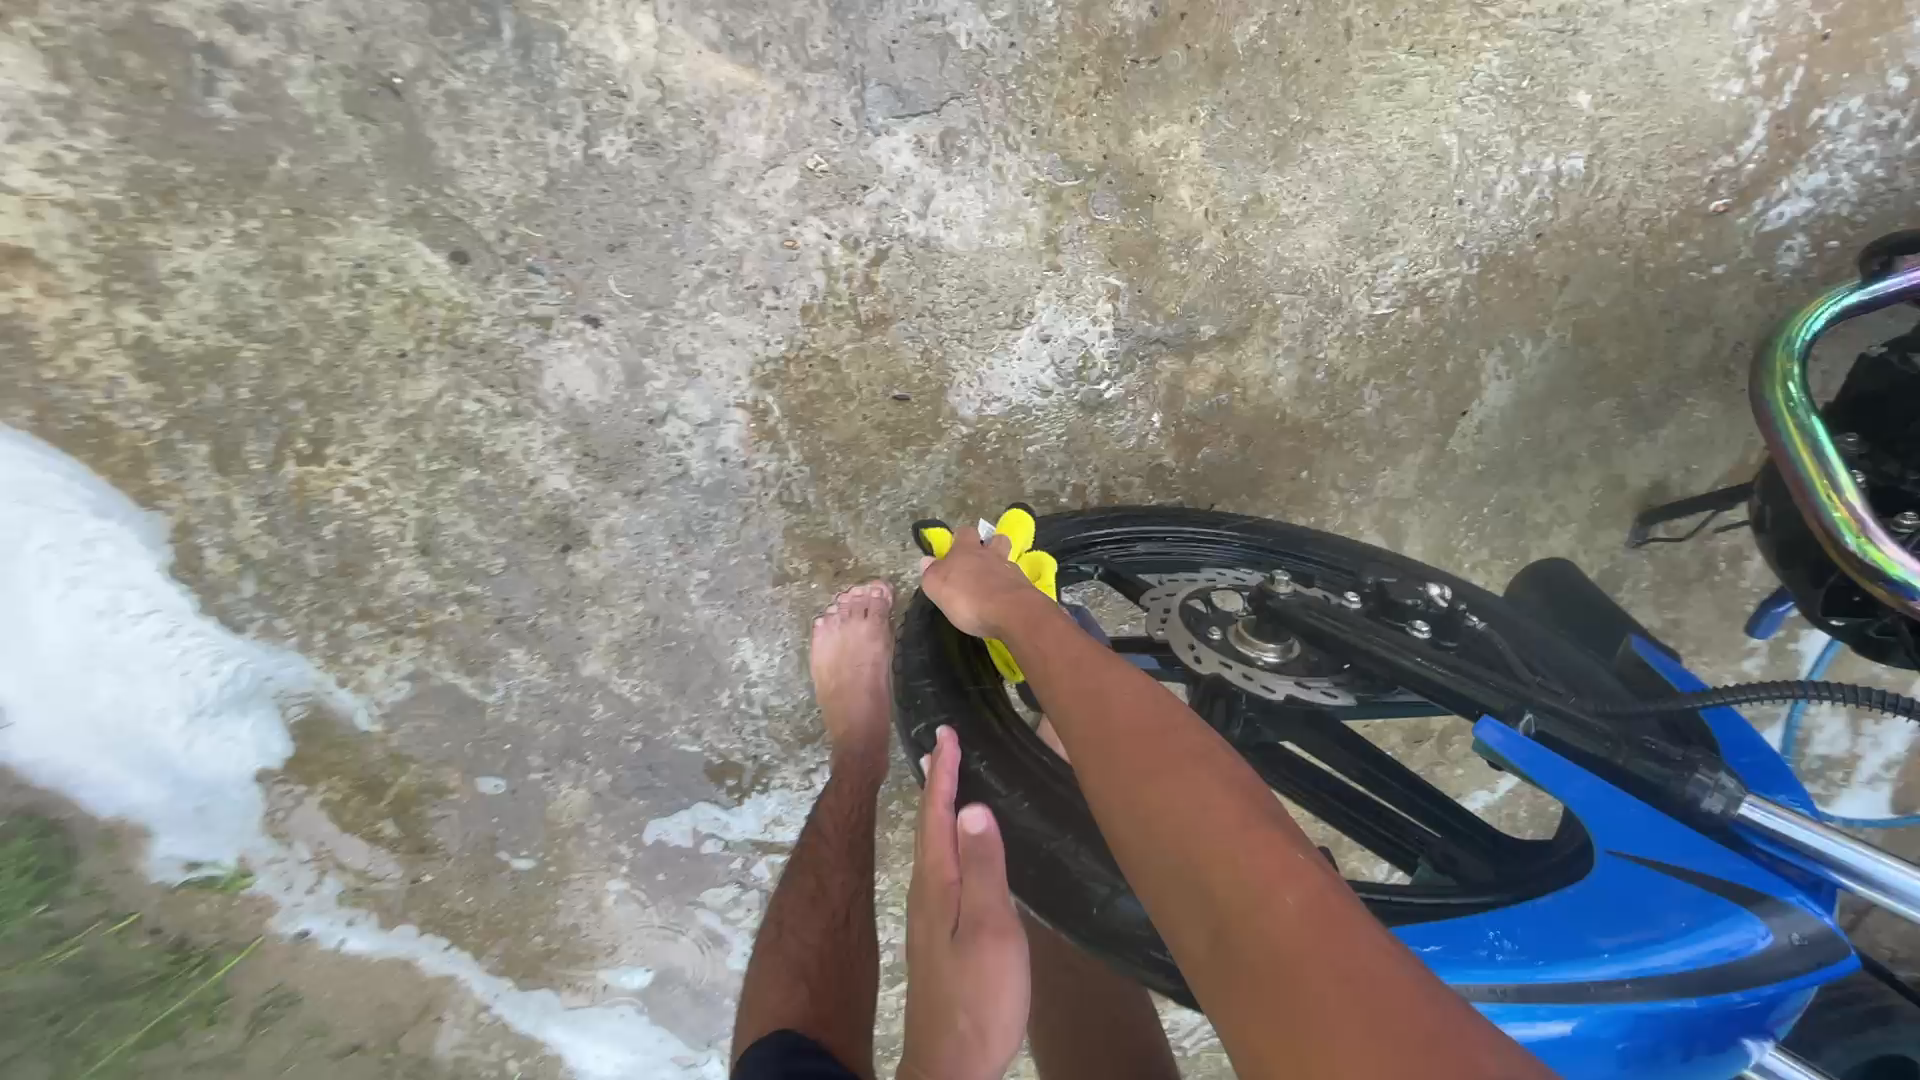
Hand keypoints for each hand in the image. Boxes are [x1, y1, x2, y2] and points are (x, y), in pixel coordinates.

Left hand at [898, 726, 1029, 1079]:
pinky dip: (944, 837)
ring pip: (932, 844)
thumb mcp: (991, 929)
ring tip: (945, 780)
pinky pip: (939, 864)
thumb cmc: (979, 996)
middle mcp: (928, 890)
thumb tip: (972, 806)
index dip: (944, 771)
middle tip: (943, 744)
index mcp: (939, 882)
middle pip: (929, 824)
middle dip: (937, 780)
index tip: (947, 731)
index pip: (939, 813)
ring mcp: (930, 913)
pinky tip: (956, 846)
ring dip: (938, 807)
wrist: (951, 1064)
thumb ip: (983, 868)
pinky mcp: (938, 931)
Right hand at [919, 530, 1048, 639]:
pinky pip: (1017, 580)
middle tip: (980, 560)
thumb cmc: (967, 598)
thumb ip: (930, 572)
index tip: (955, 549)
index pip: (965, 532)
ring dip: (1002, 564)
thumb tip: (926, 560)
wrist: (1010, 612)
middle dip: (989, 545)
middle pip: (995, 539)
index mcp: (967, 550)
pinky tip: (1006, 596)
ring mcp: (1010, 570)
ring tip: (994, 578)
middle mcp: (990, 555)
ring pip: (1008, 558)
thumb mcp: (937, 586)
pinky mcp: (1024, 587)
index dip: (960, 538)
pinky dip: (1011, 585)